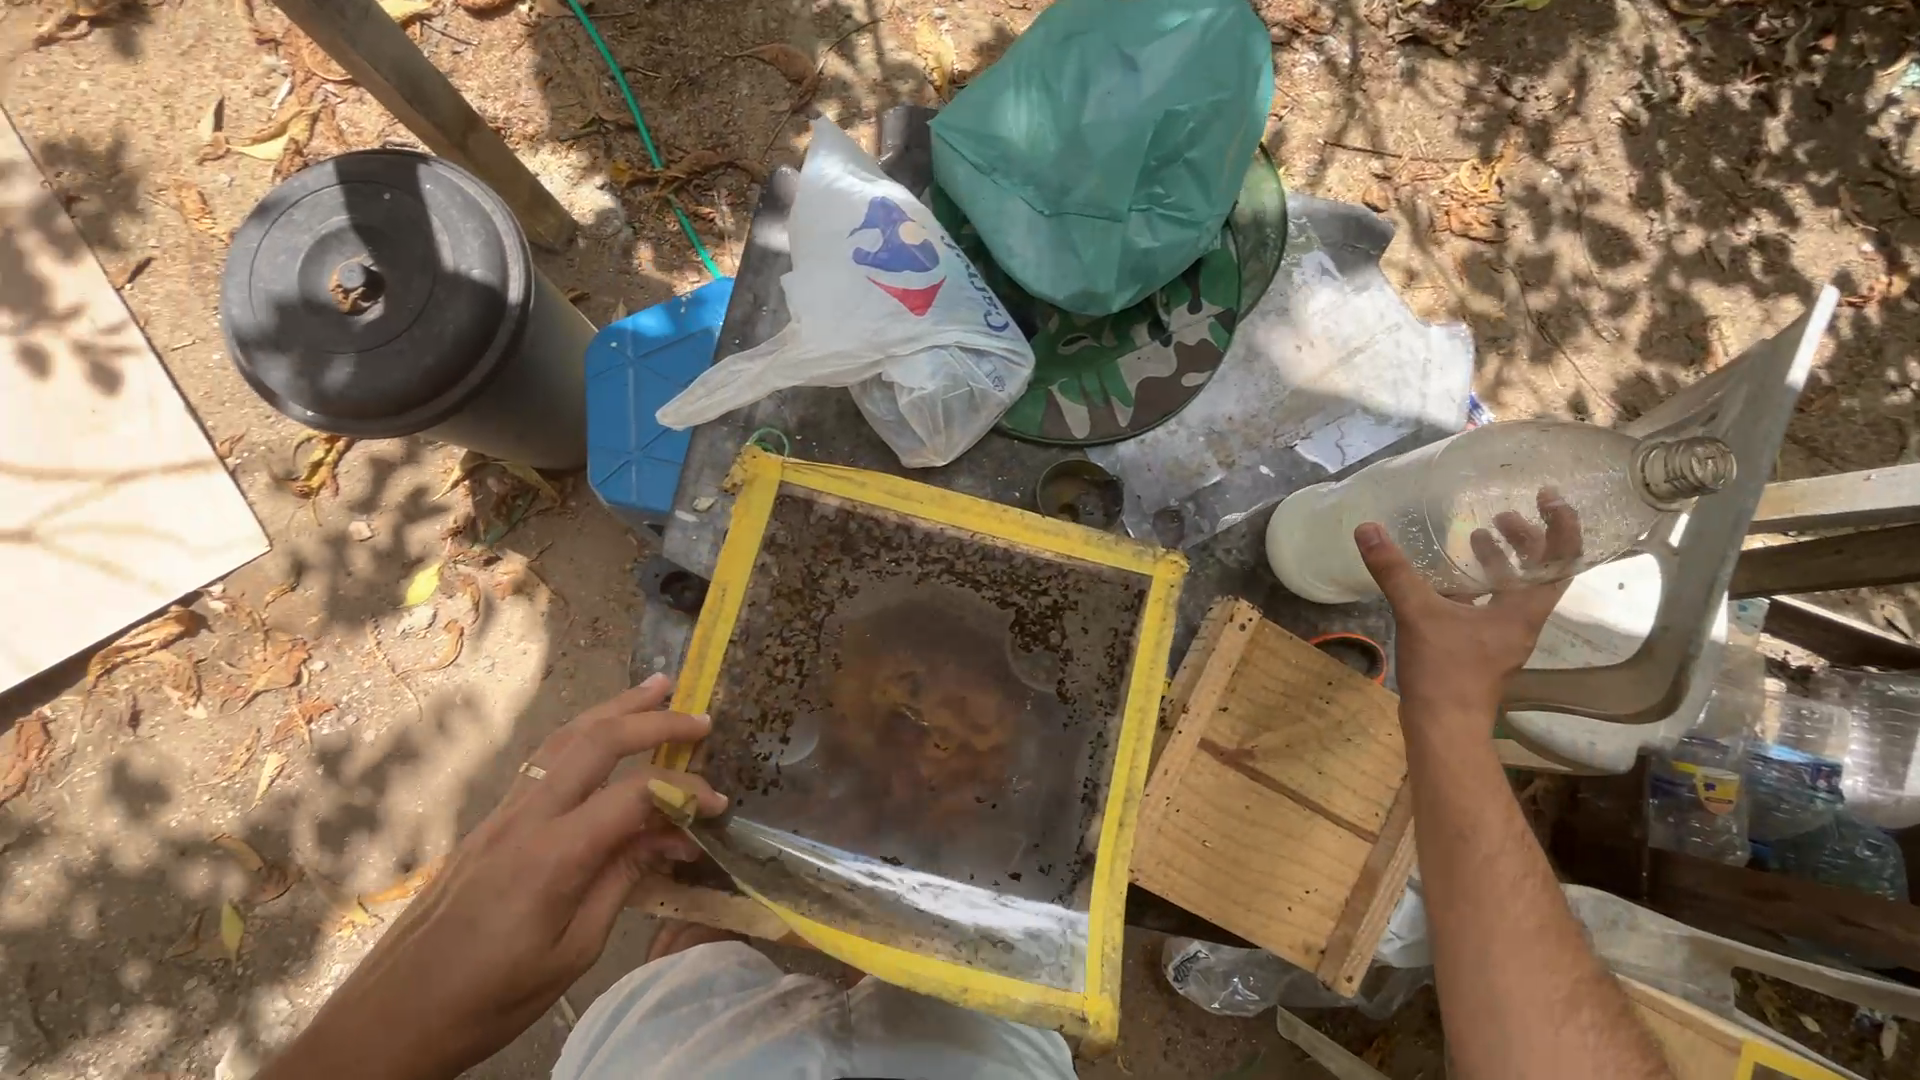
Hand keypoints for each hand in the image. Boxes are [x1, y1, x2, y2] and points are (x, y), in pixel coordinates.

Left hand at [261, 675, 725, 1079]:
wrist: (389, 1020)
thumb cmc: (488, 998)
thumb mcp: (573, 952)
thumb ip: (622, 880)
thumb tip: (668, 836)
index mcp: (552, 855)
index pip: (635, 796)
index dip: (684, 791)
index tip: (719, 805)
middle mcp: (526, 817)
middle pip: (596, 741)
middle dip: (653, 720)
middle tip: (700, 716)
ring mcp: (502, 813)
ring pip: (565, 739)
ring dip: (615, 710)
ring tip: (656, 688)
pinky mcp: (491, 822)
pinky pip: (545, 761)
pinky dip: (586, 735)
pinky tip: (604, 735)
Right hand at [1355, 522, 1568, 738]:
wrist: (1444, 725)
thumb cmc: (1445, 670)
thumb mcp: (1418, 614)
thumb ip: (1394, 571)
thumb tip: (1368, 529)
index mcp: (1524, 610)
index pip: (1561, 559)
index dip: (1561, 525)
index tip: (1548, 497)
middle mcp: (1522, 620)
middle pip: (1540, 572)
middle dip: (1526, 539)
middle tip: (1503, 515)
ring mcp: (1503, 636)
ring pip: (1514, 589)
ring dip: (1503, 560)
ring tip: (1477, 536)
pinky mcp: (1481, 647)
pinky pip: (1489, 604)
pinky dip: (1477, 583)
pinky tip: (1447, 578)